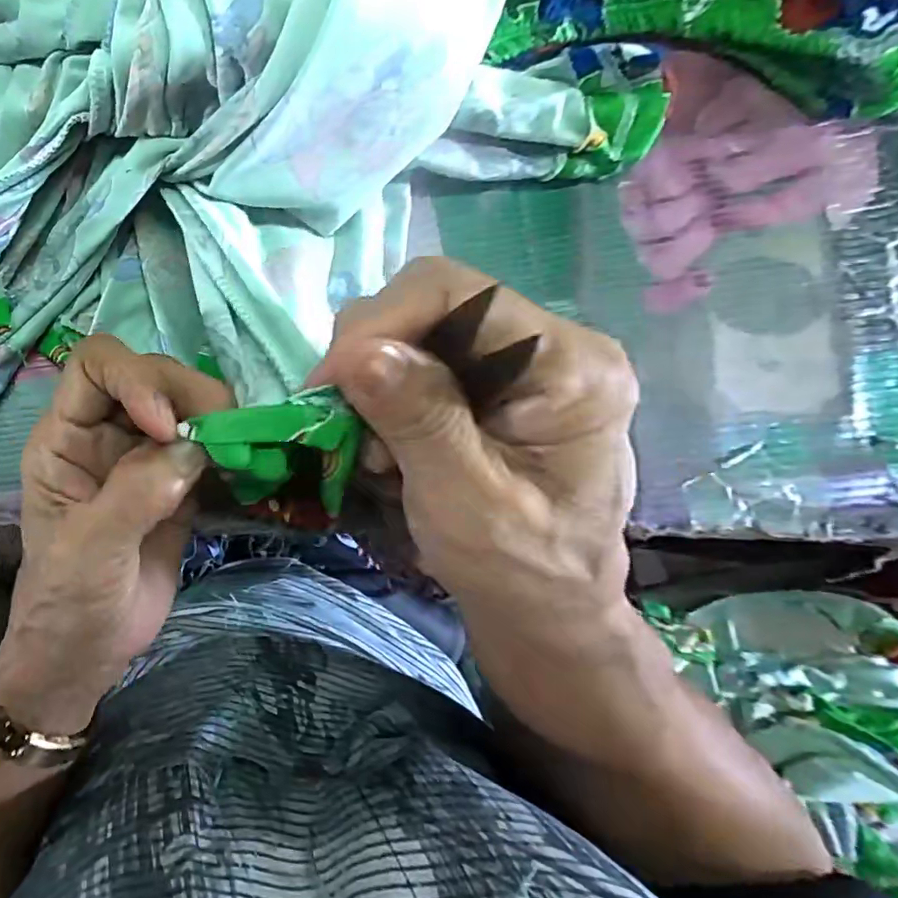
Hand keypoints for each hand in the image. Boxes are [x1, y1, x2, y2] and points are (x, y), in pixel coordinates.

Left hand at [0, 336, 233, 733]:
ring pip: (185, 408)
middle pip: (148, 377)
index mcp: (63, 438)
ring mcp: (140, 459)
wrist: (85, 651)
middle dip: (189, 394)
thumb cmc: (67, 601)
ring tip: (244, 452)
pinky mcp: (175, 486)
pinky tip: (250, 470)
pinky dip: (232, 451)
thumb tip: (192, 448)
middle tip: (226, 434)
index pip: (94, 366)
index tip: (164, 426)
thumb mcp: (89, 549)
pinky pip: (207, 450)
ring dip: (219, 419)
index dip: (134, 377)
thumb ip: (134, 494)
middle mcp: (102, 435)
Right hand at [312, 256, 637, 634]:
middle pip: (425, 300)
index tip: (328, 385)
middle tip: (343, 422)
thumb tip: (358, 352)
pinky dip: (374, 393)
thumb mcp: (463, 500)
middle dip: (366, 355)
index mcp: (569, 366)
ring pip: (406, 325)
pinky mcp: (484, 377)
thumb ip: (419, 421)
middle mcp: (548, 343)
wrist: (542, 605)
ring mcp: (515, 358)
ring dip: (366, 379)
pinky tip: (381, 439)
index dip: (378, 324)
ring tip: (370, 443)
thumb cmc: (515, 565)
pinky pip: (406, 356)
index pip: (455, 292)